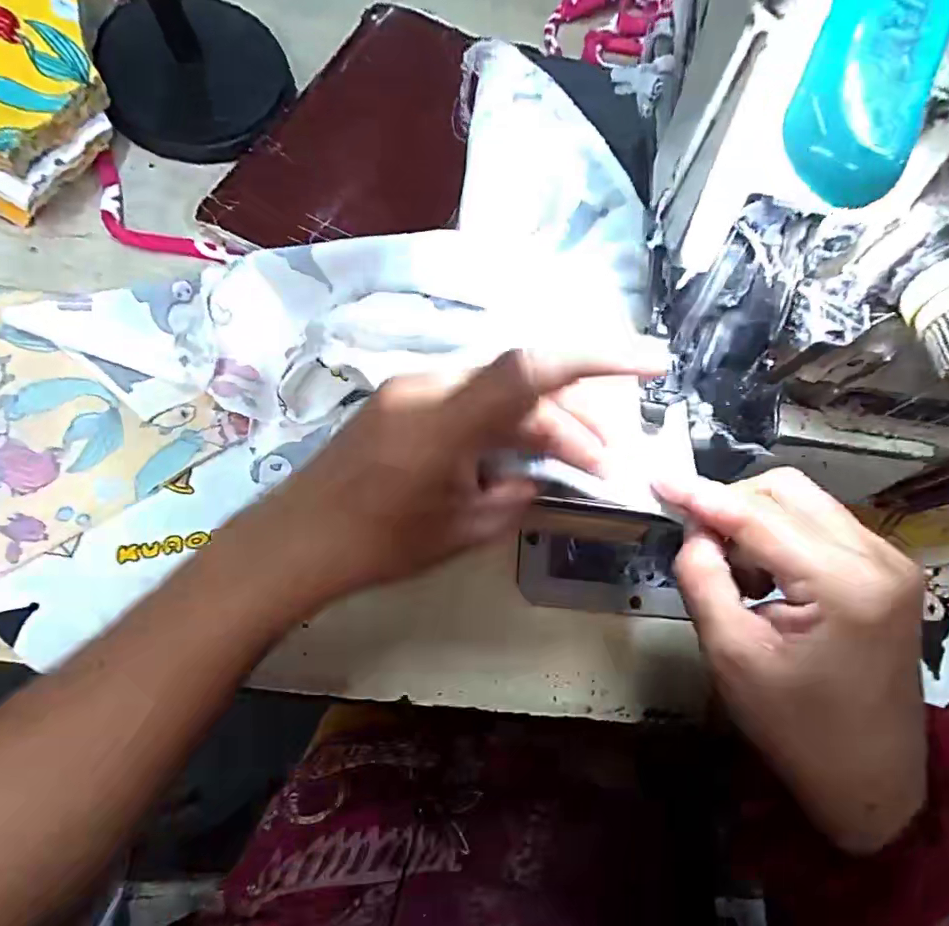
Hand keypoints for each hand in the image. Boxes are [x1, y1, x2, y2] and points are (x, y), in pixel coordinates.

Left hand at [236, 347, 665, 609]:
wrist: (295, 541)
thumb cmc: (376, 545)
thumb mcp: (461, 530)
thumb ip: (514, 497)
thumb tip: (543, 479)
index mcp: (445, 418)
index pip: (533, 368)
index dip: (600, 357)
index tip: (652, 363)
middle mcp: (431, 386)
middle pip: (525, 385)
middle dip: (575, 421)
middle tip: (608, 463)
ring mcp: (413, 388)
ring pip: (500, 393)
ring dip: (541, 426)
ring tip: (576, 467)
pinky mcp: (404, 401)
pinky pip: (472, 402)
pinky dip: (506, 427)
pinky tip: (523, 459)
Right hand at [654, 468, 929, 853]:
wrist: (869, 778)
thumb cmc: (795, 728)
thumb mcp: (732, 655)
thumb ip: (704, 580)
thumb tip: (695, 531)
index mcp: (846, 583)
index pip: (760, 516)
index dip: (703, 495)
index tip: (658, 479)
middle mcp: (880, 557)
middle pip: (789, 492)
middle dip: (732, 506)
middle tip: (699, 546)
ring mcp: (892, 562)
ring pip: (807, 504)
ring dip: (758, 524)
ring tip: (738, 578)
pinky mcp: (890, 573)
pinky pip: (824, 528)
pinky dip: (784, 539)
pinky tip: (769, 580)